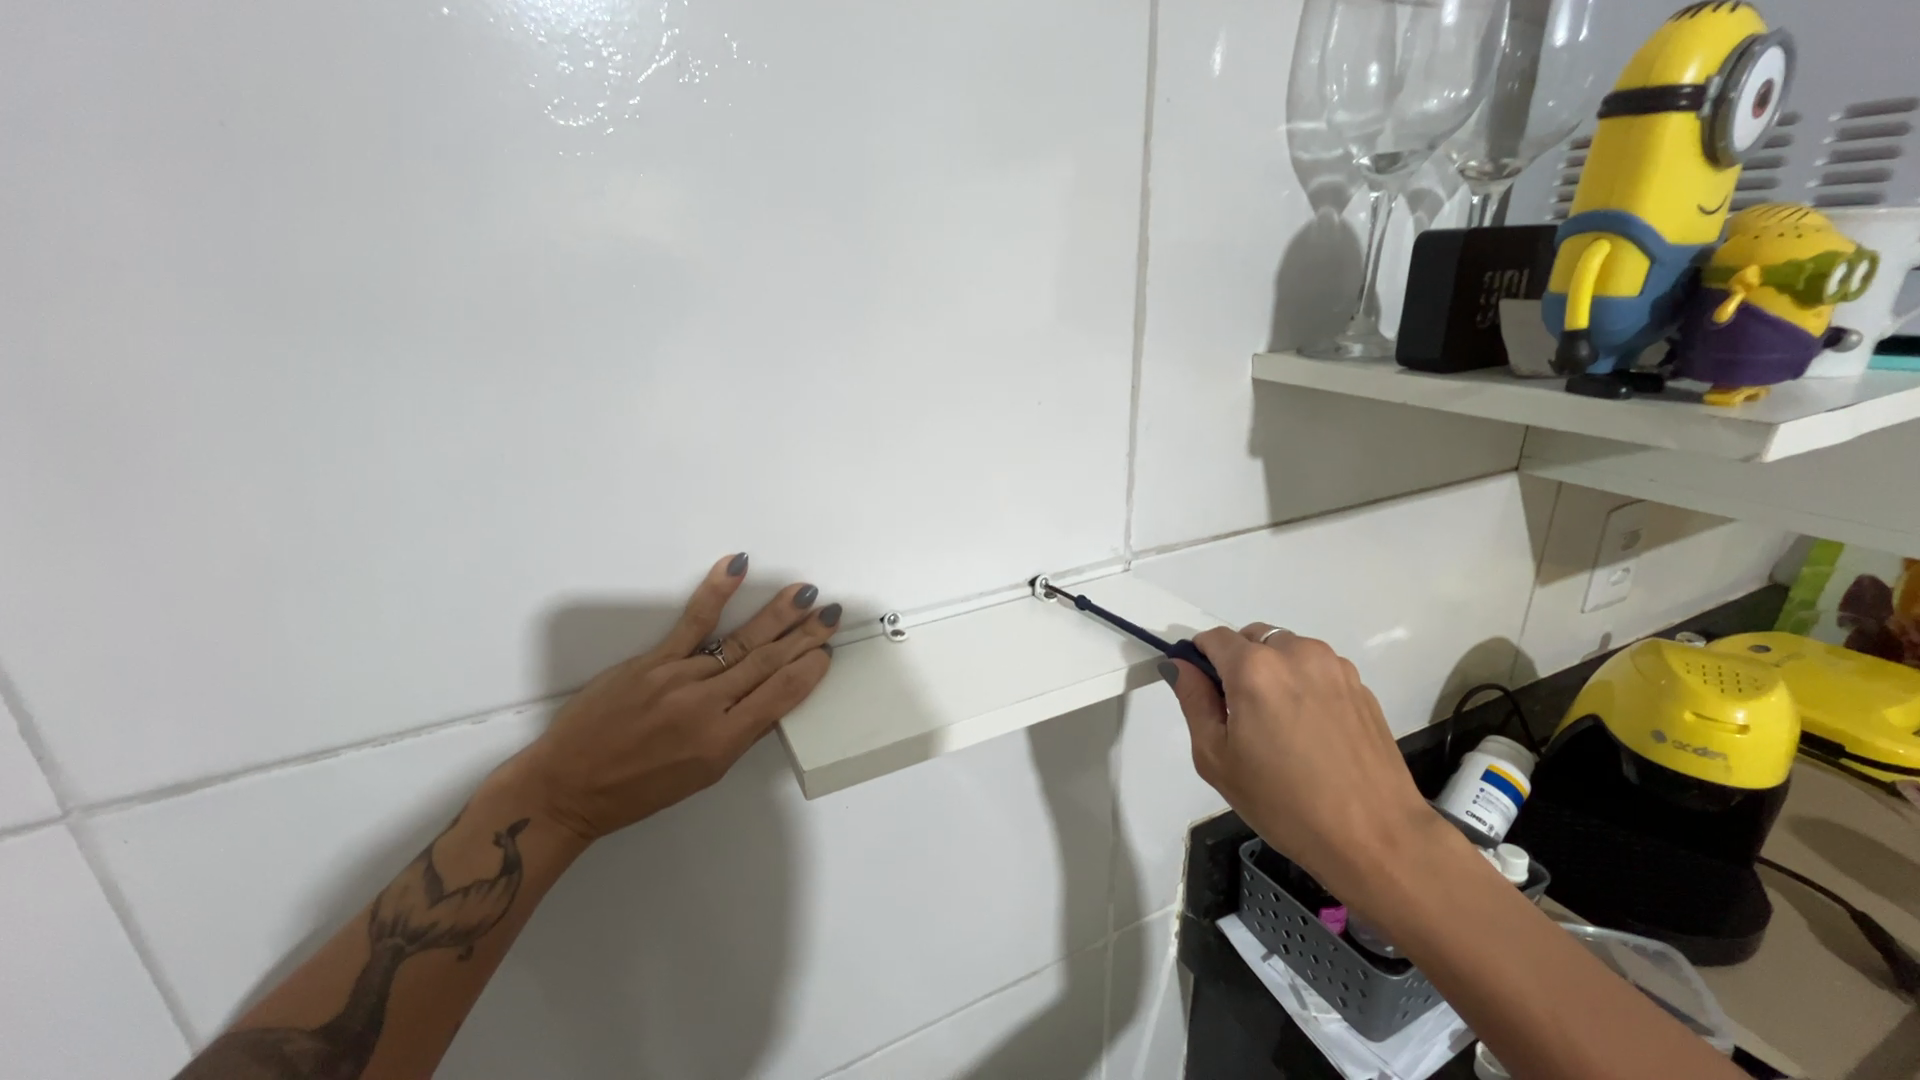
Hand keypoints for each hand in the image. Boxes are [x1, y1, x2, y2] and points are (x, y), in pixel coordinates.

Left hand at [518, 553, 840, 841]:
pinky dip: (717, 592)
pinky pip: (692, 622)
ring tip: (806, 594)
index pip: (780, 695)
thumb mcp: (701, 775)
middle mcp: (706, 706)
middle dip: (804, 637)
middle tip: (831, 615)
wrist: (568, 786)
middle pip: (768, 662)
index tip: (826, 653)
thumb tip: (774, 700)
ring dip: (779, 615)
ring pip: (742, 641)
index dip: (809, 670)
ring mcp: (678, 678)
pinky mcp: (651, 661)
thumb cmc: (635, 790)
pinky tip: (737, 567)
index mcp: (723, 741)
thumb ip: (740, 734)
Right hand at [1162, 624, 1445, 899]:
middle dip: (1238, 665)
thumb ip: (1194, 702)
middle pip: (1253, 639)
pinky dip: (1304, 687)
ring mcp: (1335, 667)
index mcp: (1255, 668)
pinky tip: (1310, 733)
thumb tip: (1181, 667)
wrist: (1374, 835)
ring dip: (1274, 673)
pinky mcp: (1361, 686)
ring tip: (1280, 727)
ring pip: (1287, 652)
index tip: (1202, 692)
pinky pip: (1318, 671)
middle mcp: (1297, 653)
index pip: (1214, 638)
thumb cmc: (1284, 803)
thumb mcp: (1217, 759)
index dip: (1200, 660)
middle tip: (1240, 717)